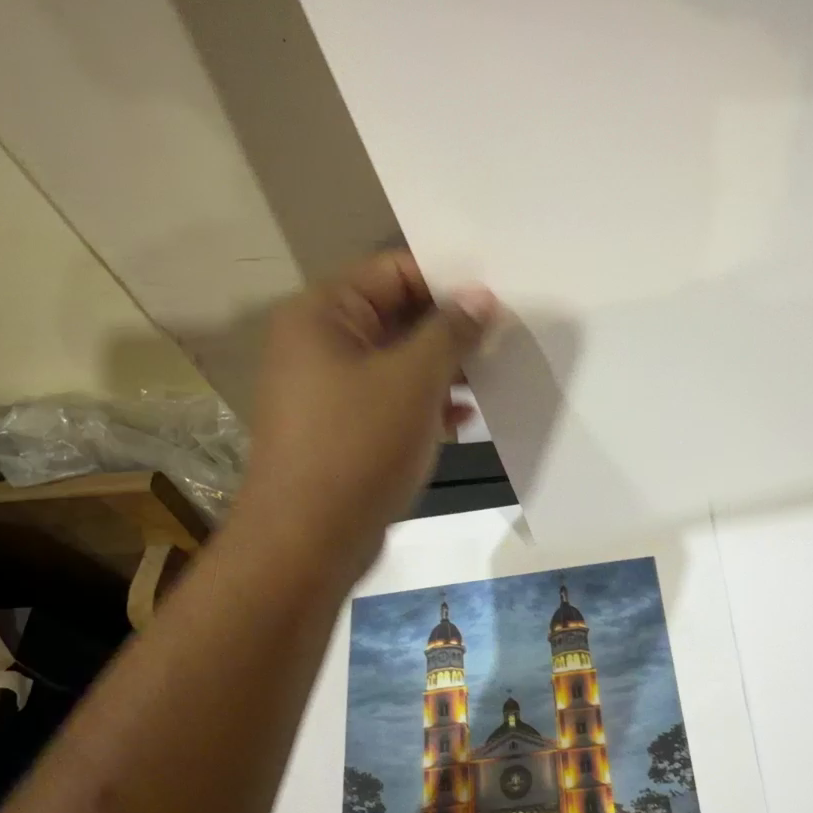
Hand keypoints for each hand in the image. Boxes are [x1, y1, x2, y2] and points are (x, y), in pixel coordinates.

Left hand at [232, 251, 497, 573]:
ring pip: (396, 362)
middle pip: (395, 316)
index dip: (447, 279)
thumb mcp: (414, 381)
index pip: (393, 271)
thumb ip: (451, 332)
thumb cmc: (358, 447)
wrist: (307, 541)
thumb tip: (481, 296)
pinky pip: (389, 401)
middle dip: (450, 328)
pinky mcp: (340, 431)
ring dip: (442, 370)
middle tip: (505, 335)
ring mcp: (326, 390)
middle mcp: (318, 344)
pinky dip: (424, 404)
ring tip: (493, 377)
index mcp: (323, 314)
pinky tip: (463, 419)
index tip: (498, 295)